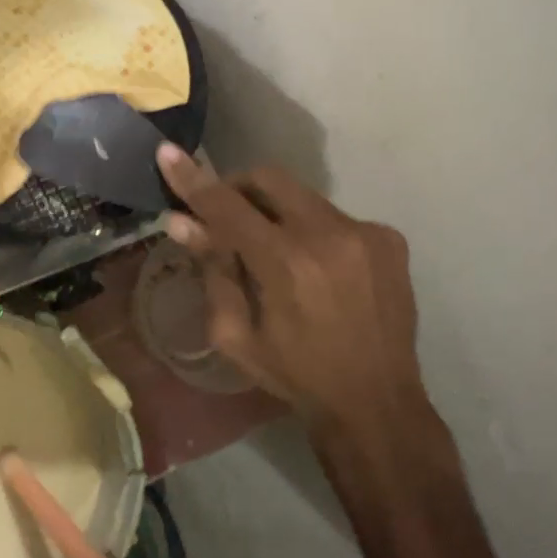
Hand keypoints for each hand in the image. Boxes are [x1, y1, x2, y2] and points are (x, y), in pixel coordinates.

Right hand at [157, 145, 427, 428]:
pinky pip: (333, 215)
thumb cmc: (295, 374)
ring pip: (301, 195)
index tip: (168, 152)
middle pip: (267, 179)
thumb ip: (211, 270)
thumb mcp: (235, 334)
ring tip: (275, 251)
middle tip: (225, 215)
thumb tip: (181, 221)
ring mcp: (365, 233)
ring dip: (276, 211)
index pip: (226, 205)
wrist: (378, 405)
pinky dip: (312, 229)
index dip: (192, 179)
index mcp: (286, 263)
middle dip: (237, 188)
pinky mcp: (389, 239)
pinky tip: (316, 266)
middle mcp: (328, 235)